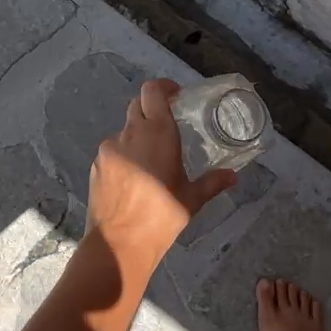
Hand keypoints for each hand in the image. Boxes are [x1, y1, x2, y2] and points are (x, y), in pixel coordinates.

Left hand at [88, 79, 236, 264]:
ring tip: (151, 160)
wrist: (119, 242)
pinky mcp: (97, 164)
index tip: (175, 95)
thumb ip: (213, 182)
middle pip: (138, 105)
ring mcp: (109, 148)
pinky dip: (125, 155)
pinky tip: (134, 178)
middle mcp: (131, 132)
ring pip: (125, 130)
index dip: (163, 87)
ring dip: (138, 136)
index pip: (153, 91)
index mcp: (158, 132)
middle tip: (167, 125)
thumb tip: (233, 176)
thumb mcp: (192, 198)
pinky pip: (114, 150)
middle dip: (152, 109)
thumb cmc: (162, 216)